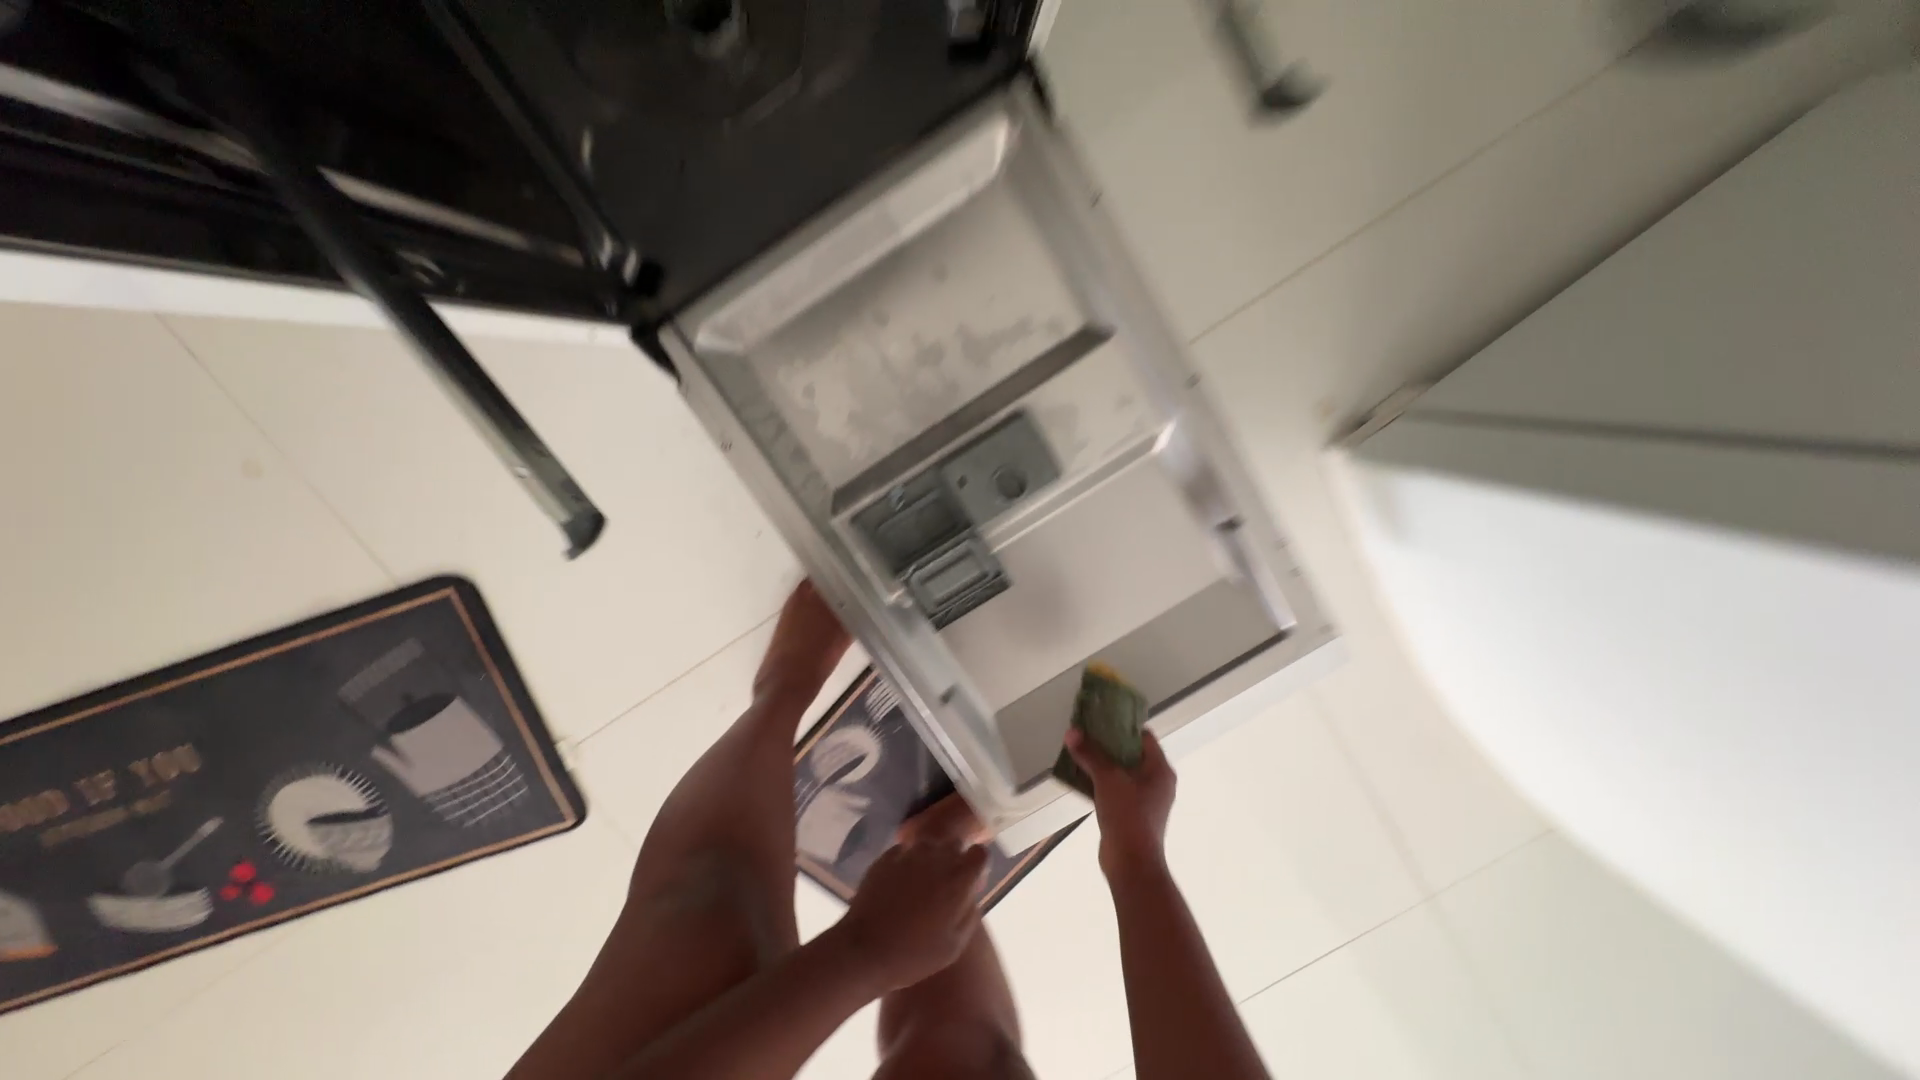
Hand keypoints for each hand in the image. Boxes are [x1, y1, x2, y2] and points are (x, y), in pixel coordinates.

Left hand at [834, 839, 988, 991]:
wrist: (865, 951)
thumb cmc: (914, 955)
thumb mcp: (954, 945)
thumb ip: (970, 913)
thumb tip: (971, 892)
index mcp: (958, 879)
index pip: (980, 852)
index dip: (976, 863)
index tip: (970, 879)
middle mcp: (937, 857)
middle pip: (954, 843)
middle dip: (954, 858)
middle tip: (944, 884)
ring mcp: (909, 854)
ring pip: (928, 844)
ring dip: (930, 857)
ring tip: (919, 883)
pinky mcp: (885, 857)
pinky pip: (904, 851)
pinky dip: (906, 862)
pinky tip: (898, 884)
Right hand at [1066, 727, 1176, 881]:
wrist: (1130, 863)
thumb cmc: (1128, 816)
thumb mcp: (1108, 779)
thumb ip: (1090, 754)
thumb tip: (1072, 732)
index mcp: (1160, 770)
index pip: (1143, 737)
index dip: (1122, 726)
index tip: (1099, 719)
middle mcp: (1157, 782)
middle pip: (1131, 754)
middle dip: (1107, 744)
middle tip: (1085, 734)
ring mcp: (1145, 800)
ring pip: (1121, 773)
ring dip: (1101, 763)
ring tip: (1079, 752)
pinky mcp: (1131, 814)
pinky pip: (1115, 789)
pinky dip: (1100, 782)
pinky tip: (1079, 777)